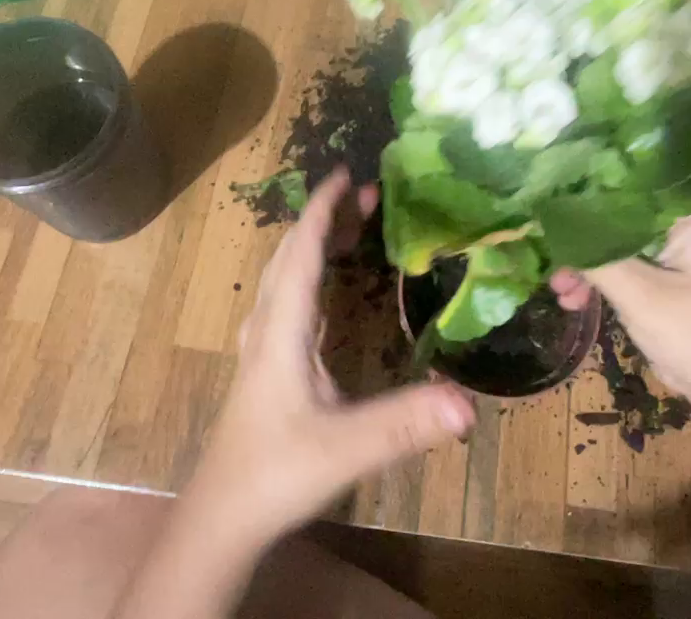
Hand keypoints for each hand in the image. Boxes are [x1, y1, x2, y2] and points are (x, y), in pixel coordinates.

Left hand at [185, 169, 476, 545]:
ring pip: (285, 276)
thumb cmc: (275, 474)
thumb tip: (468, 404)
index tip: (345, 174)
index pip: (301, 254)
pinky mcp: (267, 366)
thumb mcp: (344, 449)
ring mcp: (262, 347)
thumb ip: (403, 425)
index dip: (322, 211)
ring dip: (316, 243)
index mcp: (281, 331)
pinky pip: (287, 300)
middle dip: (327, 219)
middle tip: (368, 196)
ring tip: (353, 227)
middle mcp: (268, 328)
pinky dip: (309, 273)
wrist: (223, 517)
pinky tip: (325, 285)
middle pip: (291, 256)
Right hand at [550, 195, 690, 454]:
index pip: (632, 173)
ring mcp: (673, 244)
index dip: (587, 180)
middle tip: (543, 250)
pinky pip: (619, 259)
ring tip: (558, 288)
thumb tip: (546, 216)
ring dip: (583, 260)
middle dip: (579, 231)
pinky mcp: (662, 269)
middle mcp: (684, 216)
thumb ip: (595, 254)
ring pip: (612, 235)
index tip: (544, 190)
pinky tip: (571, 299)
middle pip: (617, 206)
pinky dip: (596, 276)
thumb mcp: (642, 297)